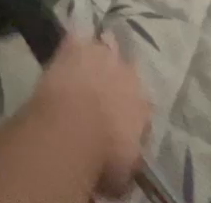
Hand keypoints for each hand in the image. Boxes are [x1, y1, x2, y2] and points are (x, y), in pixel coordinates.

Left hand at [26, 34, 150, 196]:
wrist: (72, 130)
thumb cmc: (102, 157)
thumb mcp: (123, 172)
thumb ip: (128, 159)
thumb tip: (124, 164)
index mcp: (142, 105)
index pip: (141, 104)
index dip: (128, 110)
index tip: (116, 121)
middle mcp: (127, 74)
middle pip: (126, 69)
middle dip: (115, 78)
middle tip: (100, 92)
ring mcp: (101, 55)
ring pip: (104, 45)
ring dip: (97, 53)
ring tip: (86, 62)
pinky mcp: (74, 46)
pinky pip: (76, 37)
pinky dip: (73, 41)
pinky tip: (68, 45)